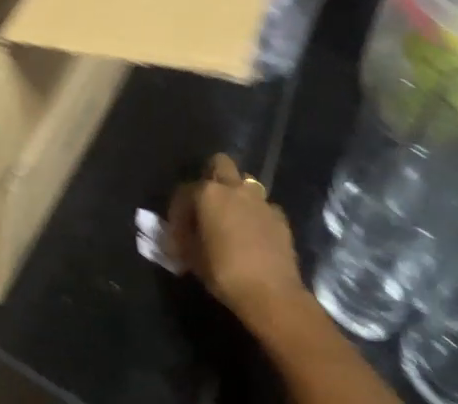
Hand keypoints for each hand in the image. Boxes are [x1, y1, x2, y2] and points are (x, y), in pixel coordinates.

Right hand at [168, 154, 306, 325]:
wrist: (272, 294)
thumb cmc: (224, 273)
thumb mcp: (193, 259)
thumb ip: (182, 242)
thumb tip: (177, 239)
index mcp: (208, 193)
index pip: (184, 192)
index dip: (177, 212)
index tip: (177, 235)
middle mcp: (234, 188)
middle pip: (220, 163)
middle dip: (211, 177)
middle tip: (206, 205)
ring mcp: (260, 201)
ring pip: (245, 183)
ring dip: (236, 195)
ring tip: (231, 219)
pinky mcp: (280, 217)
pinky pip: (264, 207)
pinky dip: (257, 216)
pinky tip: (254, 236)